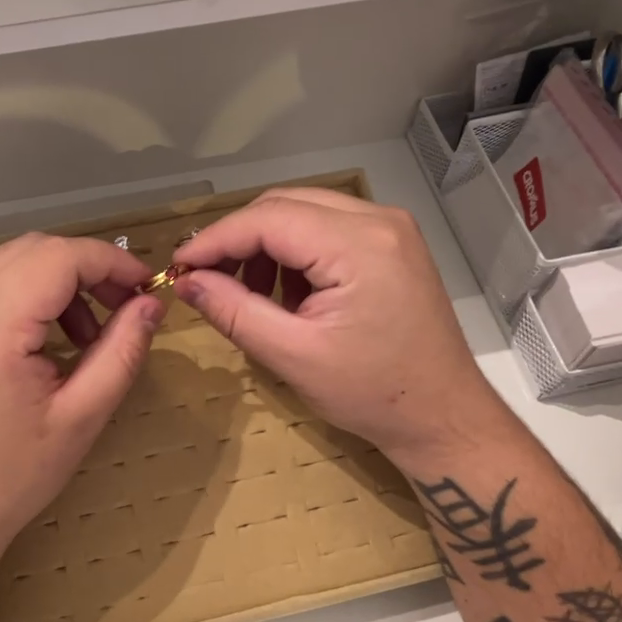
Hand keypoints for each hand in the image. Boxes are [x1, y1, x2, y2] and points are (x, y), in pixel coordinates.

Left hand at [0, 233, 163, 581]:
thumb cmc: (8, 479)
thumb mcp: (81, 416)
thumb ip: (122, 351)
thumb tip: (152, 305)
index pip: (61, 255)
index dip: (113, 262)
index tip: (148, 288)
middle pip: (35, 250)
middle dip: (88, 269)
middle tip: (125, 310)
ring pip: (10, 264)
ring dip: (58, 283)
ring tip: (87, 338)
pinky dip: (27, 298)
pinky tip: (47, 344)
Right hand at [171, 188, 504, 470]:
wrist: (442, 416)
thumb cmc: (372, 393)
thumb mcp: (292, 355)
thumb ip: (234, 311)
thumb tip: (187, 281)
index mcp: (358, 243)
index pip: (267, 219)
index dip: (215, 240)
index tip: (179, 267)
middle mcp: (378, 219)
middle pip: (285, 205)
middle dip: (239, 240)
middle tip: (208, 281)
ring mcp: (391, 228)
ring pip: (305, 213)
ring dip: (268, 246)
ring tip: (254, 296)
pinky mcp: (393, 244)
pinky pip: (329, 229)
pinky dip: (298, 253)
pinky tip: (291, 295)